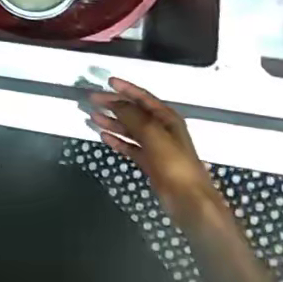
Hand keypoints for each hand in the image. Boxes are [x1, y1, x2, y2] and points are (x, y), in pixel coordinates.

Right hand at [88, 77, 216, 216]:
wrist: (189, 199)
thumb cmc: (174, 163)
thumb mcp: (153, 134)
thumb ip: (133, 116)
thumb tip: (116, 103)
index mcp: (166, 118)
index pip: (143, 97)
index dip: (126, 88)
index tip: (108, 82)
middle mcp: (161, 129)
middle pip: (134, 112)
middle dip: (114, 105)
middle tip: (93, 100)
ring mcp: (155, 146)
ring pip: (130, 129)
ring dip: (113, 122)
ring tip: (93, 117)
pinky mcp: (149, 162)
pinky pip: (130, 147)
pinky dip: (117, 141)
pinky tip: (104, 136)